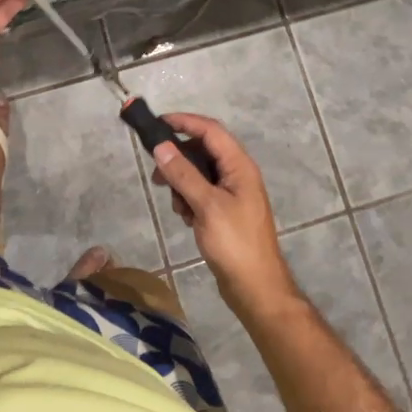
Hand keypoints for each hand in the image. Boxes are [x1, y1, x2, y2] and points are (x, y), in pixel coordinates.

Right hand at [150, 113, 297, 312]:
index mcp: (239, 166)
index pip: (210, 130)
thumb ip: (183, 174)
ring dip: (182, 182)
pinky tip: (186, 218)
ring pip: (200, 173)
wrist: (256, 288)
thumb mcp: (206, 205)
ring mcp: (232, 193)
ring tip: (174, 202)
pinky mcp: (225, 211)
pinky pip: (202, 192)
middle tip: (156, 170)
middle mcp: (237, 174)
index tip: (157, 123)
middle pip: (204, 150)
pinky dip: (189, 199)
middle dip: (179, 157)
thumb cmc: (235, 243)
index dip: (185, 122)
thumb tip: (160, 146)